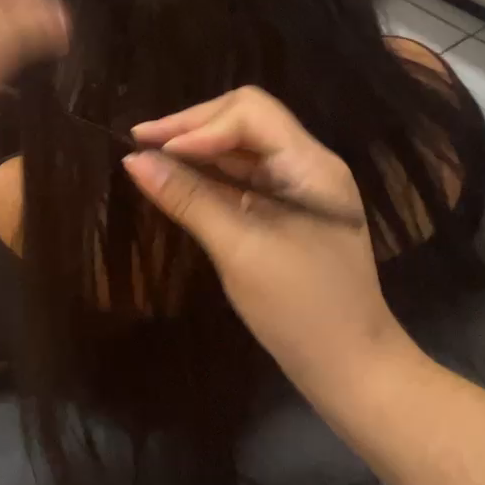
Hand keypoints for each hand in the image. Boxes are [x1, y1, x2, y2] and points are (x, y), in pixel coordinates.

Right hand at [125, 87, 415, 398]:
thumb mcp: (238, 250)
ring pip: (238, 144)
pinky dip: (205, 171)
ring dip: (194, 146)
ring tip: (148, 156)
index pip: (250, 113)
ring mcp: (297, 186)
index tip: (154, 149)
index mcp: (311, 166)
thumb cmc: (300, 309)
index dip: (199, 125)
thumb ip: (188, 198)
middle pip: (243, 118)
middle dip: (191, 126)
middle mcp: (306, 164)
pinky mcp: (284, 208)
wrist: (352, 371)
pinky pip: (240, 174)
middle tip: (141, 142)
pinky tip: (174, 178)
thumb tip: (133, 160)